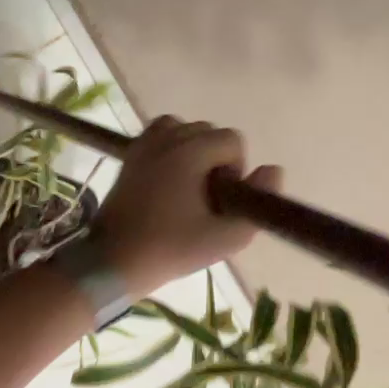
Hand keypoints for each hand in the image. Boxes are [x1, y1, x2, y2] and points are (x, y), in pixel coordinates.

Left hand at [88, 116, 282, 297]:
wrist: (114, 258)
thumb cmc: (171, 248)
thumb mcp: (225, 237)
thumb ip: (257, 200)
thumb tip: (273, 170)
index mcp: (188, 152)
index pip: (231, 139)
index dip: (236, 168)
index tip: (221, 198)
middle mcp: (164, 139)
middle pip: (207, 131)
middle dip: (216, 158)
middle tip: (205, 197)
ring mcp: (142, 144)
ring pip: (181, 128)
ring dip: (193, 149)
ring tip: (188, 185)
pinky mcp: (128, 156)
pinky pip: (158, 135)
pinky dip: (170, 147)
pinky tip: (169, 179)